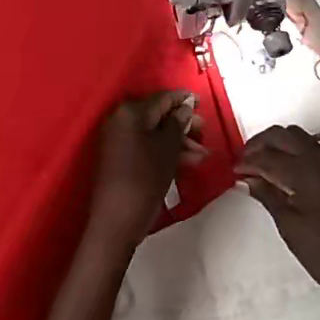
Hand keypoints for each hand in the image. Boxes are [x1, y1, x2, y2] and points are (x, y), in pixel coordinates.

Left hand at [88, 90, 207, 246]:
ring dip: (178, 142)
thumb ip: (177, 126)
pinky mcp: (120, 157)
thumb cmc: (144, 179)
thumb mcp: (167, 151)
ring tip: (203, 154)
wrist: (116, 220)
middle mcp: (121, 120)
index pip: (162, 98)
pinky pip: (146, 146)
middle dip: (183, 124)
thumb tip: (184, 108)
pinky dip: (165, 152)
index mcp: (131, 113)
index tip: (201, 102)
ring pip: (154, 133)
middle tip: (204, 132)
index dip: (182, 99)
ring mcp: (118, 139)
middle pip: (157, 115)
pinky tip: (188, 161)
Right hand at [235, 126, 319, 313]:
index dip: (248, 161)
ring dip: (278, 145)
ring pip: (300, 138)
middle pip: (285, 135)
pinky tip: (283, 173)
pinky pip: (313, 151)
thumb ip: (267, 195)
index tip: (234, 169)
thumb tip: (248, 178)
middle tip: (245, 160)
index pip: (269, 157)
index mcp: (308, 174)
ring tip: (261, 164)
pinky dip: (294, 153)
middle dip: (261, 143)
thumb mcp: (289, 225)